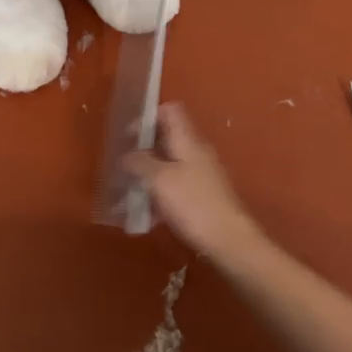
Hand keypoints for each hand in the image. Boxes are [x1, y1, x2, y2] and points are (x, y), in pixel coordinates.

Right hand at [124, 104, 263, 257]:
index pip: (170, 111)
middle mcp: (195, 152)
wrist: (229, 240)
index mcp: (187, 140)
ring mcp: (200, 175)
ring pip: (168, 166)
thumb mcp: (159, 180)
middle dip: (142, 150)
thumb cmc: (193, 203)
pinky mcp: (201, 197)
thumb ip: (140, 162)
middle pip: (166, 139)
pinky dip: (158, 196)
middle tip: (122, 165)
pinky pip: (174, 188)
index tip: (129, 134)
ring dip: (148, 176)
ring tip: (128, 193)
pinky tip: (145, 216)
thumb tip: (127, 155)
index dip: (148, 117)